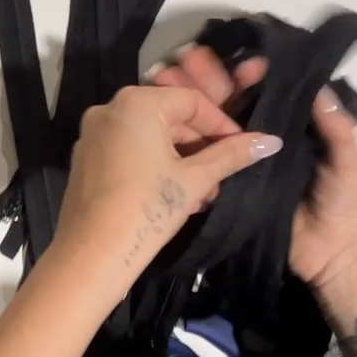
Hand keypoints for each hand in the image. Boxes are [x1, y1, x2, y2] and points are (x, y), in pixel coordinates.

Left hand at [53, 84, 281, 287]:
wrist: (91, 255)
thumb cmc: (146, 209)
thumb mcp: (194, 180)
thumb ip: (231, 155)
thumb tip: (272, 141)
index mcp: (135, 103)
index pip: (192, 101)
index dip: (222, 125)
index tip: (242, 149)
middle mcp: (108, 110)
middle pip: (168, 119)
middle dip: (200, 148)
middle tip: (222, 178)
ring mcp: (92, 135)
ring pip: (149, 138)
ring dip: (181, 161)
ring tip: (203, 194)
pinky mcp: (85, 160)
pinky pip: (128, 152)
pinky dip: (153, 167)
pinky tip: (174, 197)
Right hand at [150, 45, 356, 289]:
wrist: (334, 255)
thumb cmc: (346, 203)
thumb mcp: (348, 161)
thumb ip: (336, 128)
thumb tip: (317, 87)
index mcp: (292, 128)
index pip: (268, 93)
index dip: (252, 76)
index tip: (238, 67)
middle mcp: (264, 141)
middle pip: (235, 106)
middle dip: (212, 85)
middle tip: (188, 67)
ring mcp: (244, 165)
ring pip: (218, 133)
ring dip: (194, 111)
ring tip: (171, 90)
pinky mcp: (230, 190)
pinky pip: (211, 167)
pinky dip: (192, 151)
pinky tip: (171, 133)